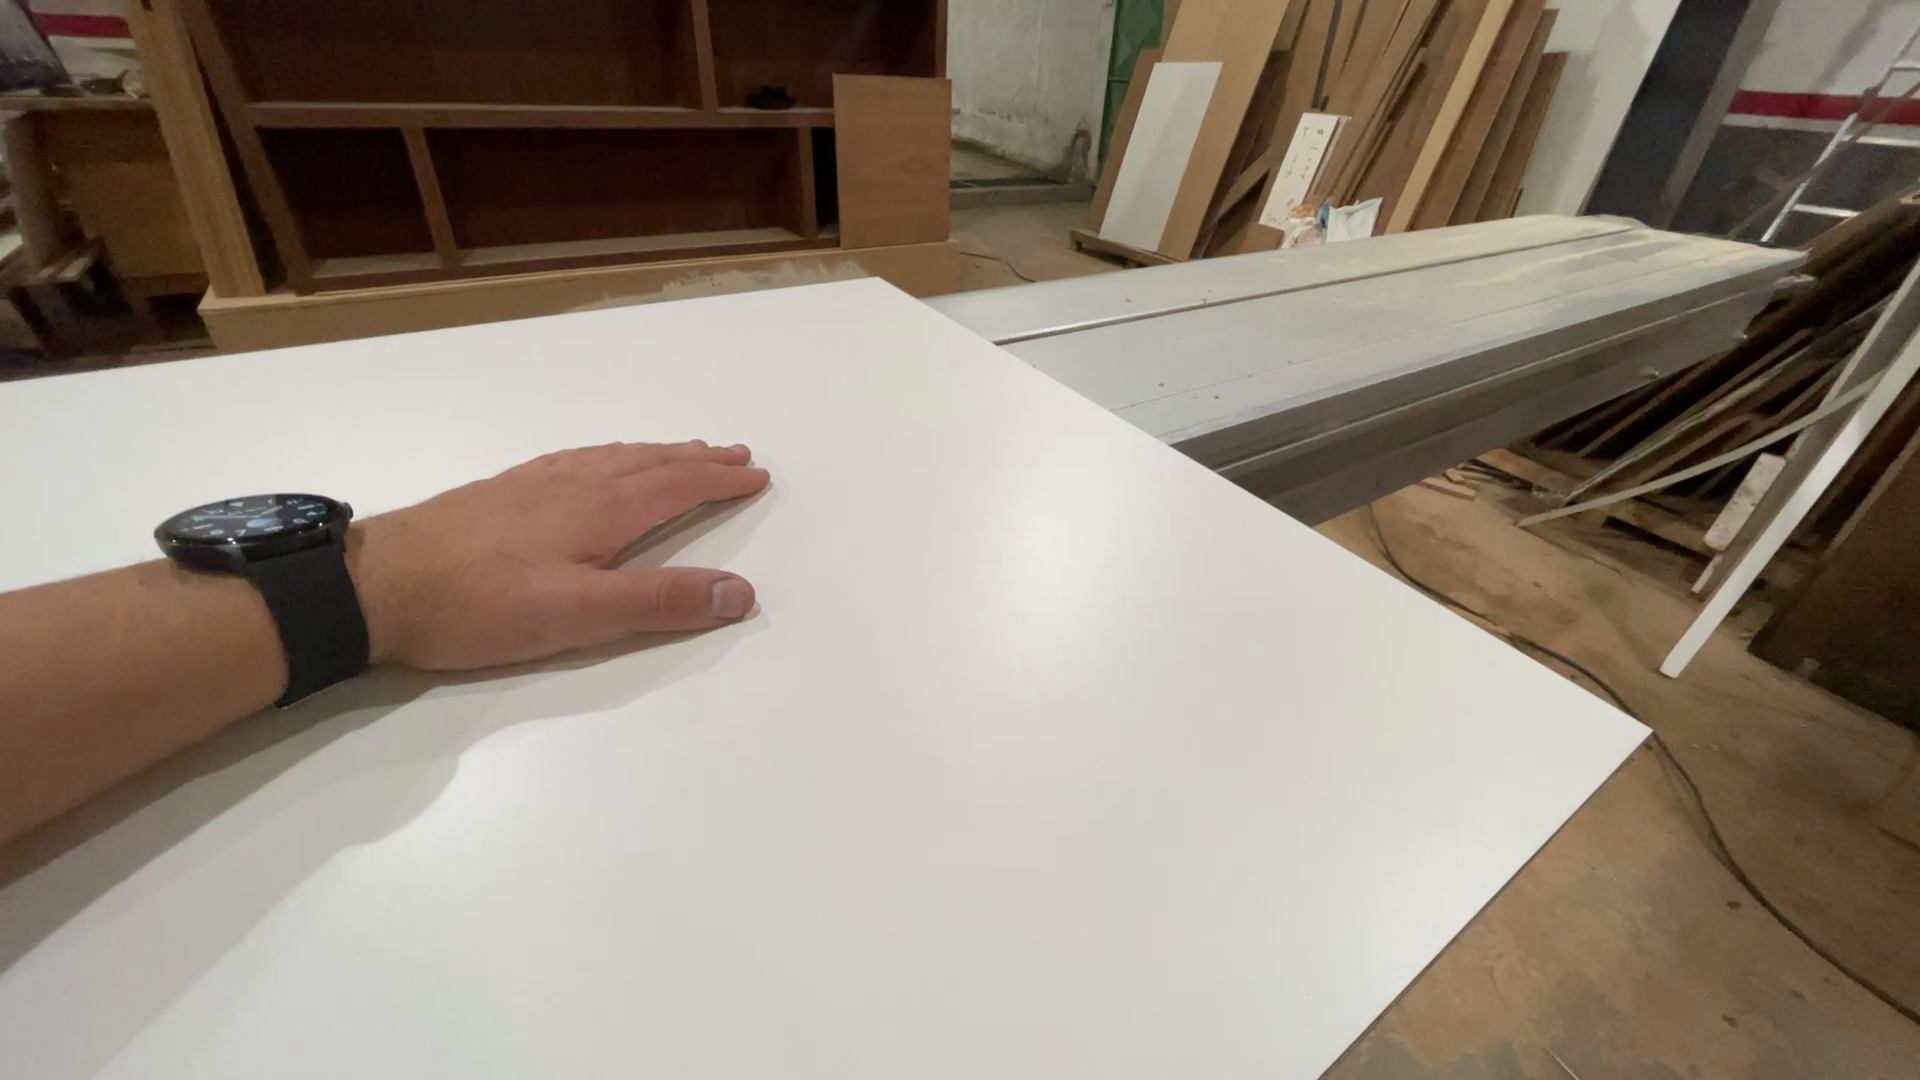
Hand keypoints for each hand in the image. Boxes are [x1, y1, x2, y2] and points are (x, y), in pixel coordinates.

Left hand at [346, 441, 769, 670]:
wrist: (369, 587)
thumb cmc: (480, 604)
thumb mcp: (581, 616)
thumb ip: (663, 602)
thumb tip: (743, 591)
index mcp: (603, 509)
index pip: (678, 486)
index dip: (721, 480)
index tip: (757, 475)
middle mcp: (576, 484)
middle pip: (652, 462)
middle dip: (700, 458)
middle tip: (737, 453)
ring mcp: (537, 483)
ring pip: (616, 456)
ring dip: (660, 452)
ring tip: (686, 450)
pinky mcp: (506, 490)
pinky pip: (579, 458)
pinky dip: (613, 453)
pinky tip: (603, 460)